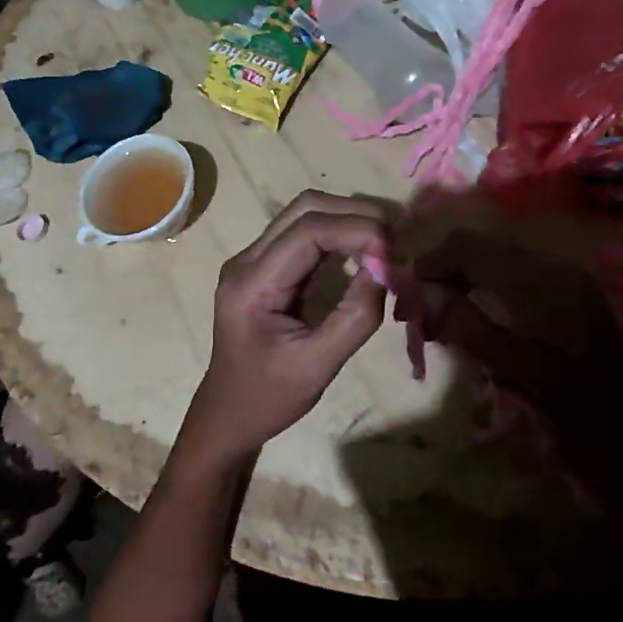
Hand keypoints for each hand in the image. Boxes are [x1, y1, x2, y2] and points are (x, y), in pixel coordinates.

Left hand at [181, 192, 390, 462]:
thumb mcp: (318, 366)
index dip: (356, 229)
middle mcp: (248, 260)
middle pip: (306, 207)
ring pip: (306, 213)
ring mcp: (253, 259)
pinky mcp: (266, 266)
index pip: (307, 230)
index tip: (393, 254)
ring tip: (384, 248)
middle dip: (356, 215)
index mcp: (252, 284)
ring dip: (349, 221)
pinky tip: (362, 254)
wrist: (228, 413)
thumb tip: (385, 269)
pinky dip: (339, 235)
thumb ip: (355, 316)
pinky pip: (305, 233)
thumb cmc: (269, 397)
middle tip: (394, 245)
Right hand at [418, 233, 622, 505]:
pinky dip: (479, 289)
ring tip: (437, 319)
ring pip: (491, 259)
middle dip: (441, 273)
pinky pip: (507, 275)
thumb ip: (474, 332)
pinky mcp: (563, 292)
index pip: (471, 249)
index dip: (431, 265)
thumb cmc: (590, 415)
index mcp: (544, 284)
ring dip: (459, 281)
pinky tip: (470, 320)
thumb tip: (425, 298)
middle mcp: (552, 267)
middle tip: (417, 315)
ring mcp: (560, 278)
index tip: (406, 299)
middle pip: (479, 247)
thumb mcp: (528, 378)